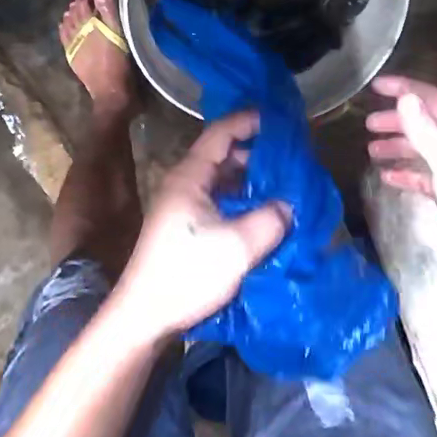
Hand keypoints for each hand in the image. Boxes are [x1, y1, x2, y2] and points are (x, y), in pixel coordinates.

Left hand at [113, 111, 288, 336]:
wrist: (144, 318)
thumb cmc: (187, 275)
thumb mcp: (238, 246)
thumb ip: (271, 219)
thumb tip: (291, 204)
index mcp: (190, 177)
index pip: (221, 133)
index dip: (250, 121)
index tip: (281, 118)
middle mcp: (185, 183)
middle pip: (224, 154)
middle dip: (258, 151)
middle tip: (293, 154)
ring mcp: (184, 205)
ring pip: (224, 178)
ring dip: (252, 177)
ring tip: (286, 181)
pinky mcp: (188, 226)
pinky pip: (221, 199)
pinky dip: (244, 197)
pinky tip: (266, 210)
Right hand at [366, 76, 436, 263]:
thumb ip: (426, 133)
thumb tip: (405, 99)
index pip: (432, 100)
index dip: (405, 88)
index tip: (377, 86)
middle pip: (425, 124)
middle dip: (396, 120)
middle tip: (369, 124)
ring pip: (422, 150)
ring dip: (397, 146)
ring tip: (372, 150)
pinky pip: (423, 176)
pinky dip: (405, 173)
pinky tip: (387, 177)